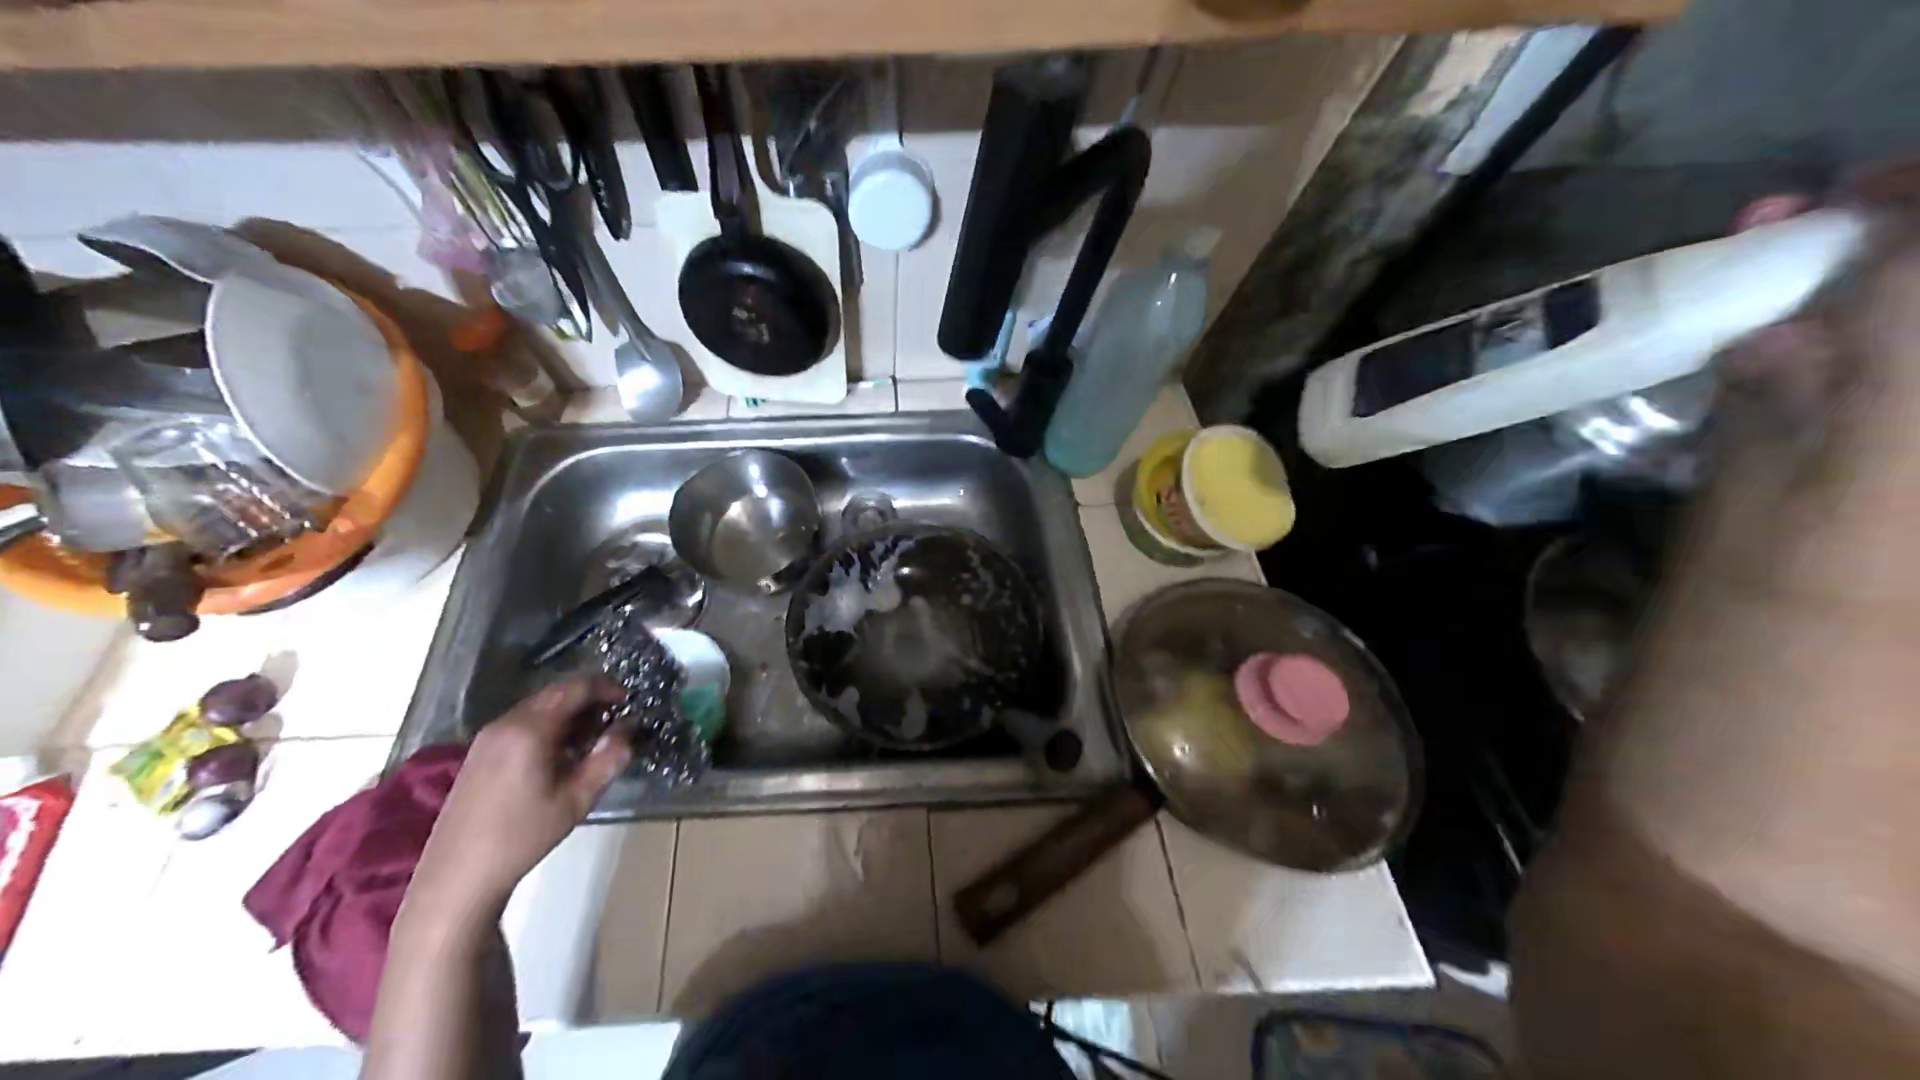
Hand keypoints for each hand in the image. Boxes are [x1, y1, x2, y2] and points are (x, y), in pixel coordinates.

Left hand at [410, 677, 629, 916]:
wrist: (459, 875)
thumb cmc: (523, 836)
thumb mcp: (578, 799)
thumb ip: (609, 758)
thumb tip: (628, 730)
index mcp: (530, 729)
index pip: (575, 688)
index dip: (606, 688)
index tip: (628, 702)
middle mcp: (506, 723)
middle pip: (555, 693)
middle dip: (589, 701)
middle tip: (614, 720)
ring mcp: (487, 737)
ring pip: (538, 708)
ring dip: (568, 714)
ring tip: (592, 739)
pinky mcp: (479, 753)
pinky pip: (522, 724)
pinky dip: (548, 726)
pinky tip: (560, 755)